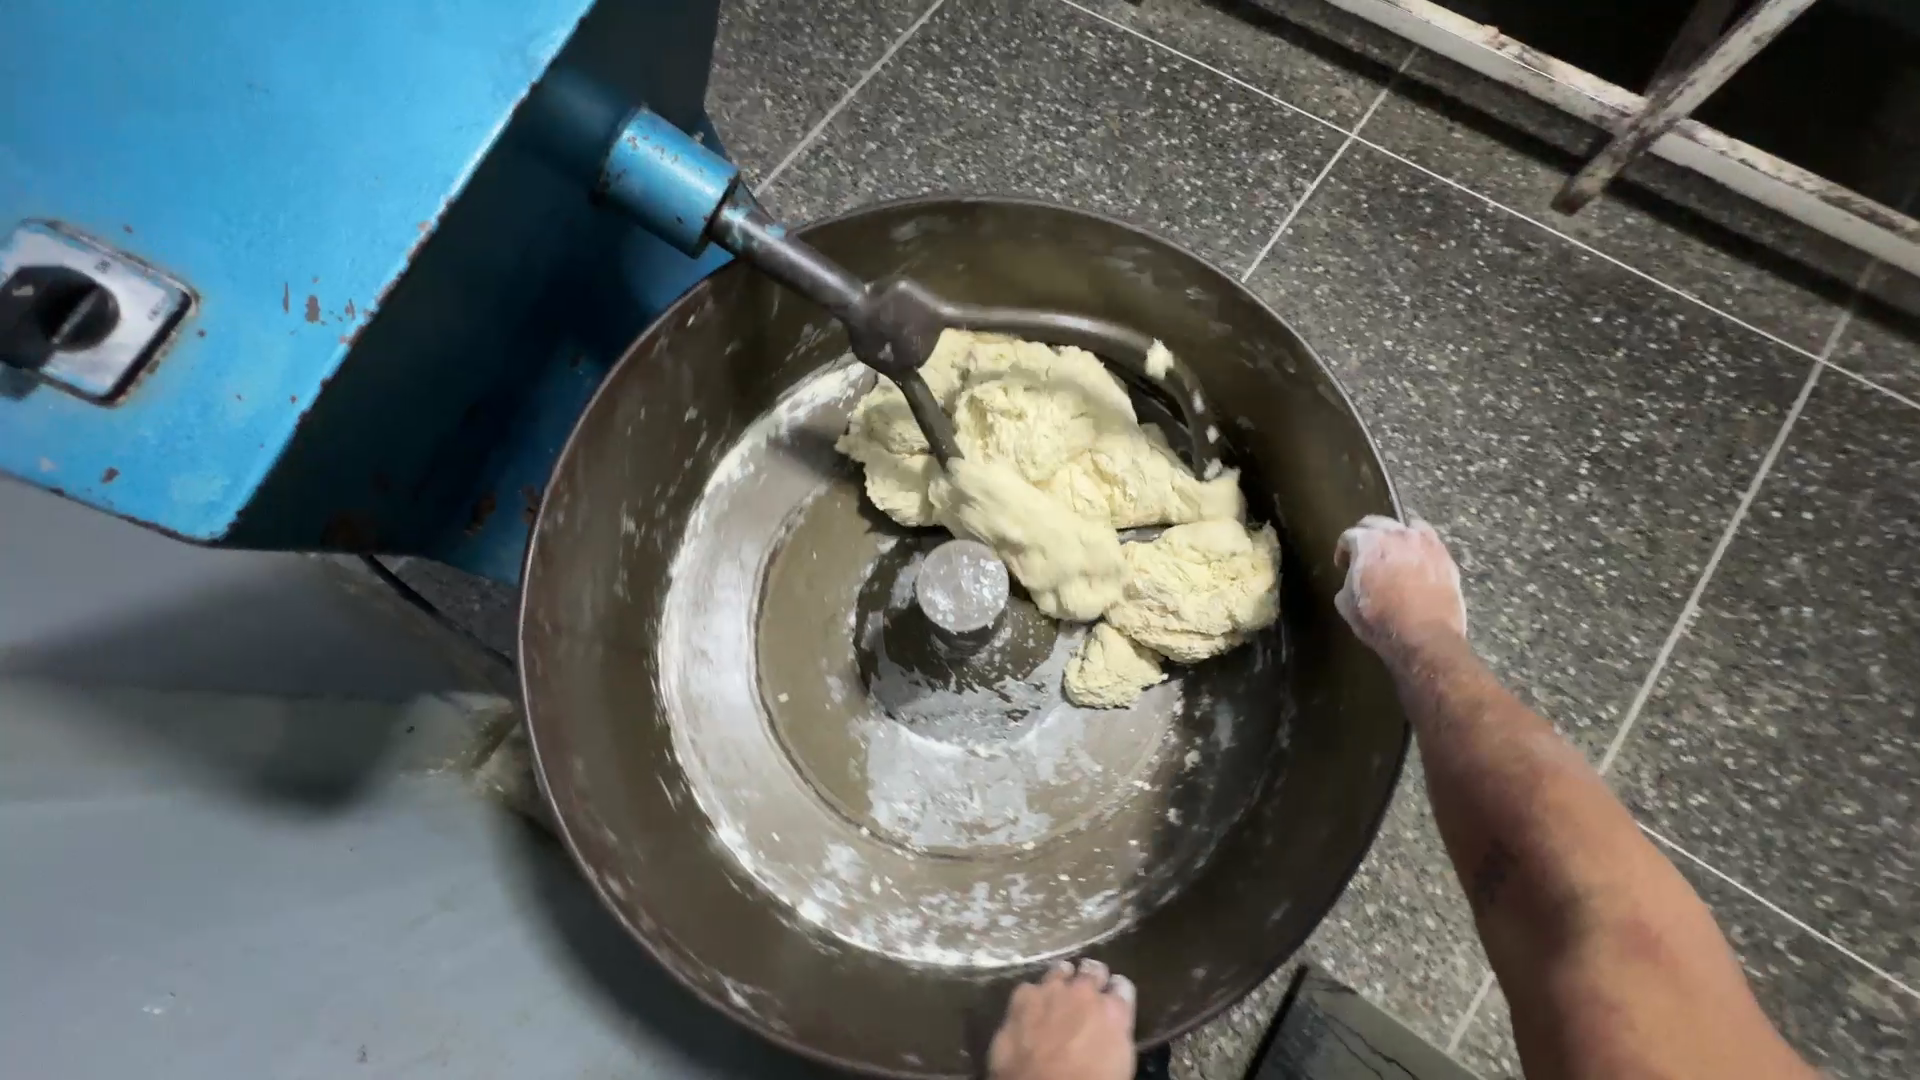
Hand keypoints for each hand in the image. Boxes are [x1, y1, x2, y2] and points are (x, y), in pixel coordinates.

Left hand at [988, 959, 1135, 1079]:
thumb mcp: (1119, 1064)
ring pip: (1061, 970)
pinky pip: (1030, 988)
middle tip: (1088, 991)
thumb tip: (1111, 1029)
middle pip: (1093, 970)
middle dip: (1092, 978)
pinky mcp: (1023, 996)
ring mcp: (1051, 989)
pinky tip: (1031, 1010)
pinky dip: (1033, 998)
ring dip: (1063, 979)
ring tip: (1060, 992)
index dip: (1118, 994)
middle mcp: (1084, 991)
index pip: (1123, 987)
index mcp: (1114, 1011)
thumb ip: (1116, 1035)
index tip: (1114, 1001)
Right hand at [1335, 515, 1467, 657]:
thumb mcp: (1345, 603)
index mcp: (1366, 542)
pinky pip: (1428, 539)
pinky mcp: (1444, 555)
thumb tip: (1355, 578)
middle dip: (1366, 536)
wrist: (1423, 636)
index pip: (1348, 536)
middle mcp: (1395, 534)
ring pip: (1405, 526)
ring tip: (1393, 555)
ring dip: (1394, 537)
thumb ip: (1347, 580)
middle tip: (1364, 556)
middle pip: (1375, 523)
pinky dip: (1419, 544)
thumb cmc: (1378, 619)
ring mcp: (1423, 542)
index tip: (1343, 567)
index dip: (1342, 551)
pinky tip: (1416, 559)